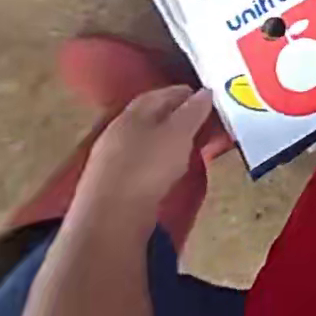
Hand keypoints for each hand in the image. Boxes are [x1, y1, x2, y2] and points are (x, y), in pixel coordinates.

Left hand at [69, 87, 228, 242]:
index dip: (185, 93)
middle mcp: (117, 133)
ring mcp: (110, 161)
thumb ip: (194, 110)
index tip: (207, 97)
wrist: (109, 223)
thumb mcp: (179, 133)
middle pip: (151, 117)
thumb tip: (205, 92)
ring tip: (192, 147)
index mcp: (131, 114)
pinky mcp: (111, 188)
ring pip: (146, 141)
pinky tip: (171, 171)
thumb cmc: (148, 167)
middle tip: (203, 122)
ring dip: (169, 140)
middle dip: (178, 117)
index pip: (160, 94)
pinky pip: (141, 164)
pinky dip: (159, 161)